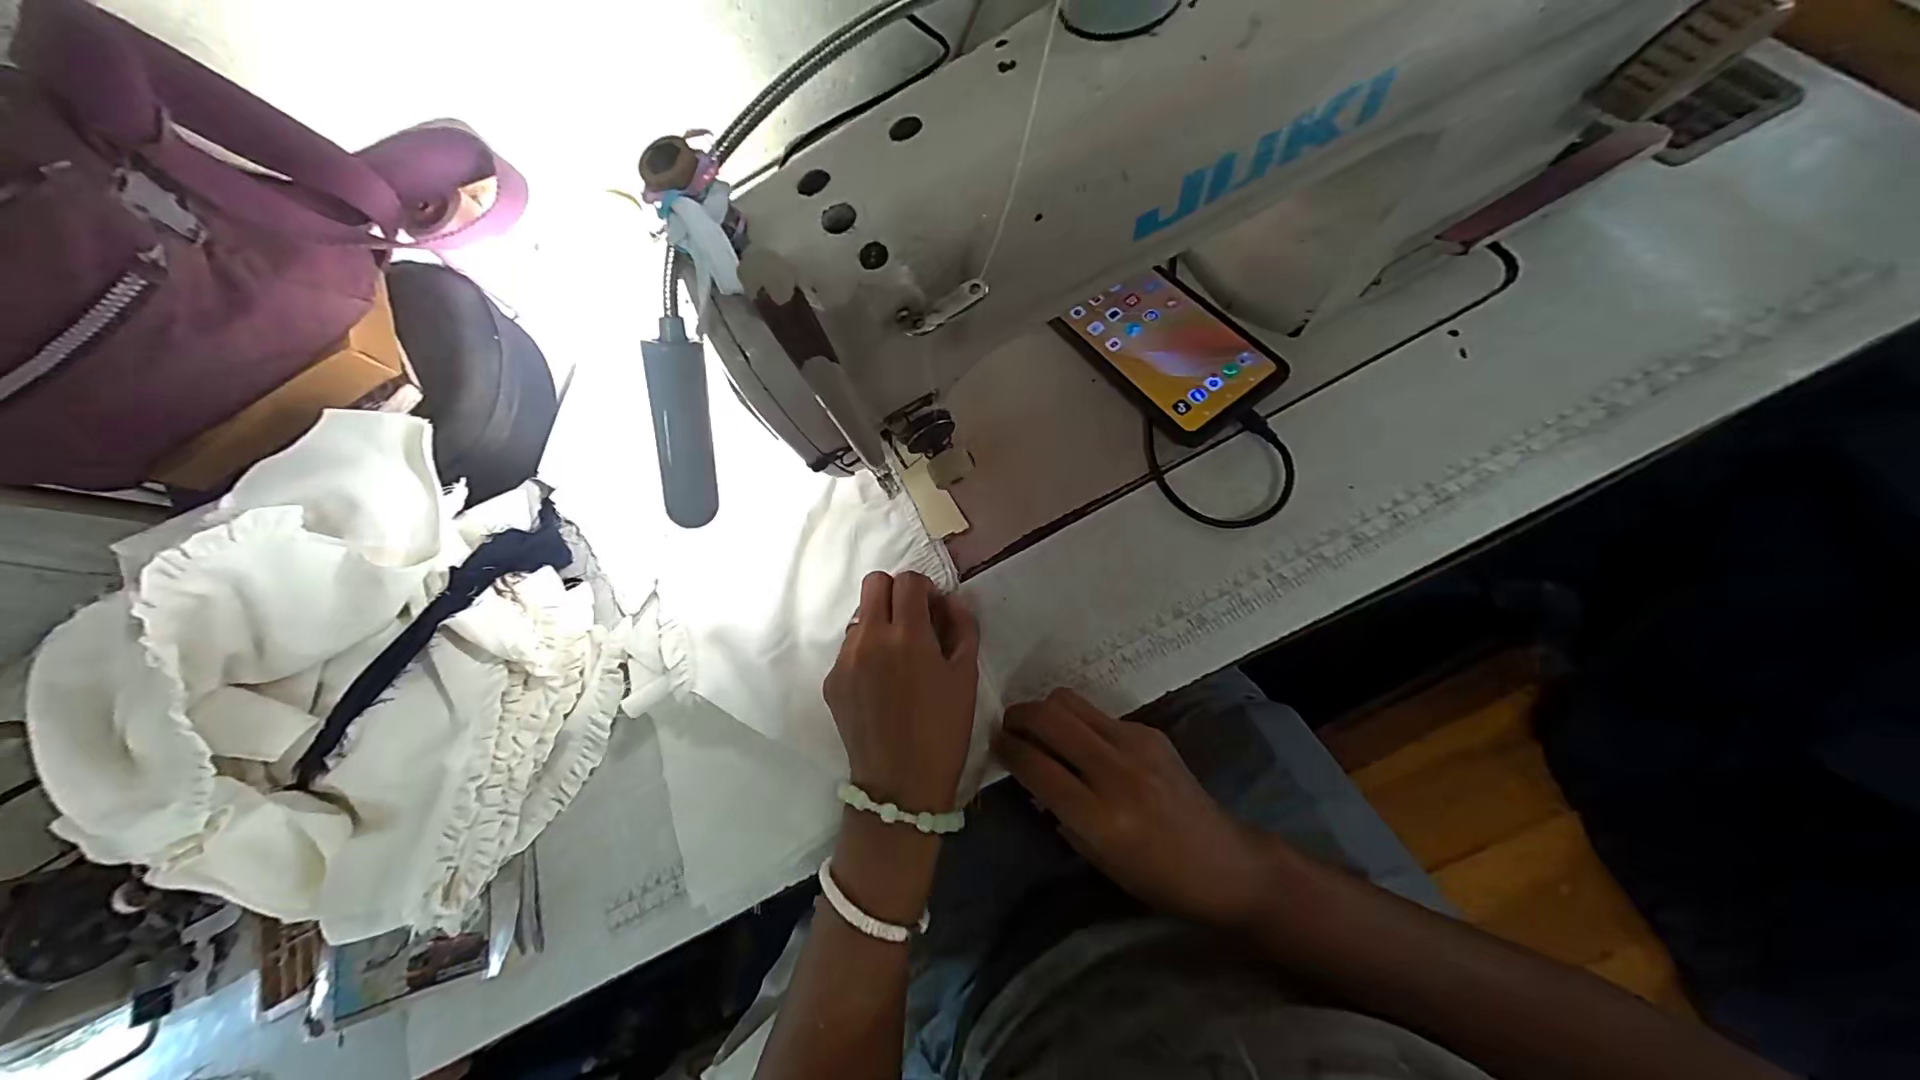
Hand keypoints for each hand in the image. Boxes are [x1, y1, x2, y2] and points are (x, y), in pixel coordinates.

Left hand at [824, 571, 980, 813]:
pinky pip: (849, 648)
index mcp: (907, 634)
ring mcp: (844, 659)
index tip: (933, 610)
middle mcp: (869, 638)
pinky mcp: (831, 680)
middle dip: (896, 593)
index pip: (908, 580)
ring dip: (879, 623)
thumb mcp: (966, 675)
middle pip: (873, 583)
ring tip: (897, 660)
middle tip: (913, 621)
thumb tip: (948, 601)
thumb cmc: (943, 729)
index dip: (925, 588)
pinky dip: (866, 652)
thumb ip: (962, 627)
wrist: (900, 783)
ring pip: (860, 616)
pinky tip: (881, 685)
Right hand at [994, 689, 1281, 928]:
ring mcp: (1138, 745)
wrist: (1224, 862)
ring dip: (1045, 711)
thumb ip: (1056, 810)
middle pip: (1049, 718)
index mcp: (1100, 816)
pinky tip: (1083, 745)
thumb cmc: (1154, 877)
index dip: (1006, 748)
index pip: (1035, 765)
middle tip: (1009, 726)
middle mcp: (1117, 772)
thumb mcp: (1095, 855)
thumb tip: (1026, 770)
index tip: (996, 744)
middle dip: (1019, 716)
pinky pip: (1098, 714)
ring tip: (1040, 728)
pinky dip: (1078, 723)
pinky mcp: (1151, 732)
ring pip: (1070, 702)